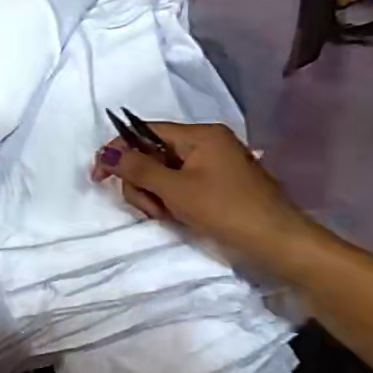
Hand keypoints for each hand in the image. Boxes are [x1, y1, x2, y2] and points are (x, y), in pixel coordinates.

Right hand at [92, 122, 324, 272]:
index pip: (144, 132)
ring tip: (165, 215)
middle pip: (150, 154)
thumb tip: (107, 153)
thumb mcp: (175, 190)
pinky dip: (167, 199)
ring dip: (152, 195)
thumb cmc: (225, 210)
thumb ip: (138, 169)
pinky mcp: (212, 183)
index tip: (98, 178)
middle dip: (140, 182)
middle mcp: (205, 143)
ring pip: (160, 172)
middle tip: (150, 208)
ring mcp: (210, 164)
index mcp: (200, 135)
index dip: (117, 151)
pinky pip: (176, 183)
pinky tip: (174, 215)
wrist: (275, 241)